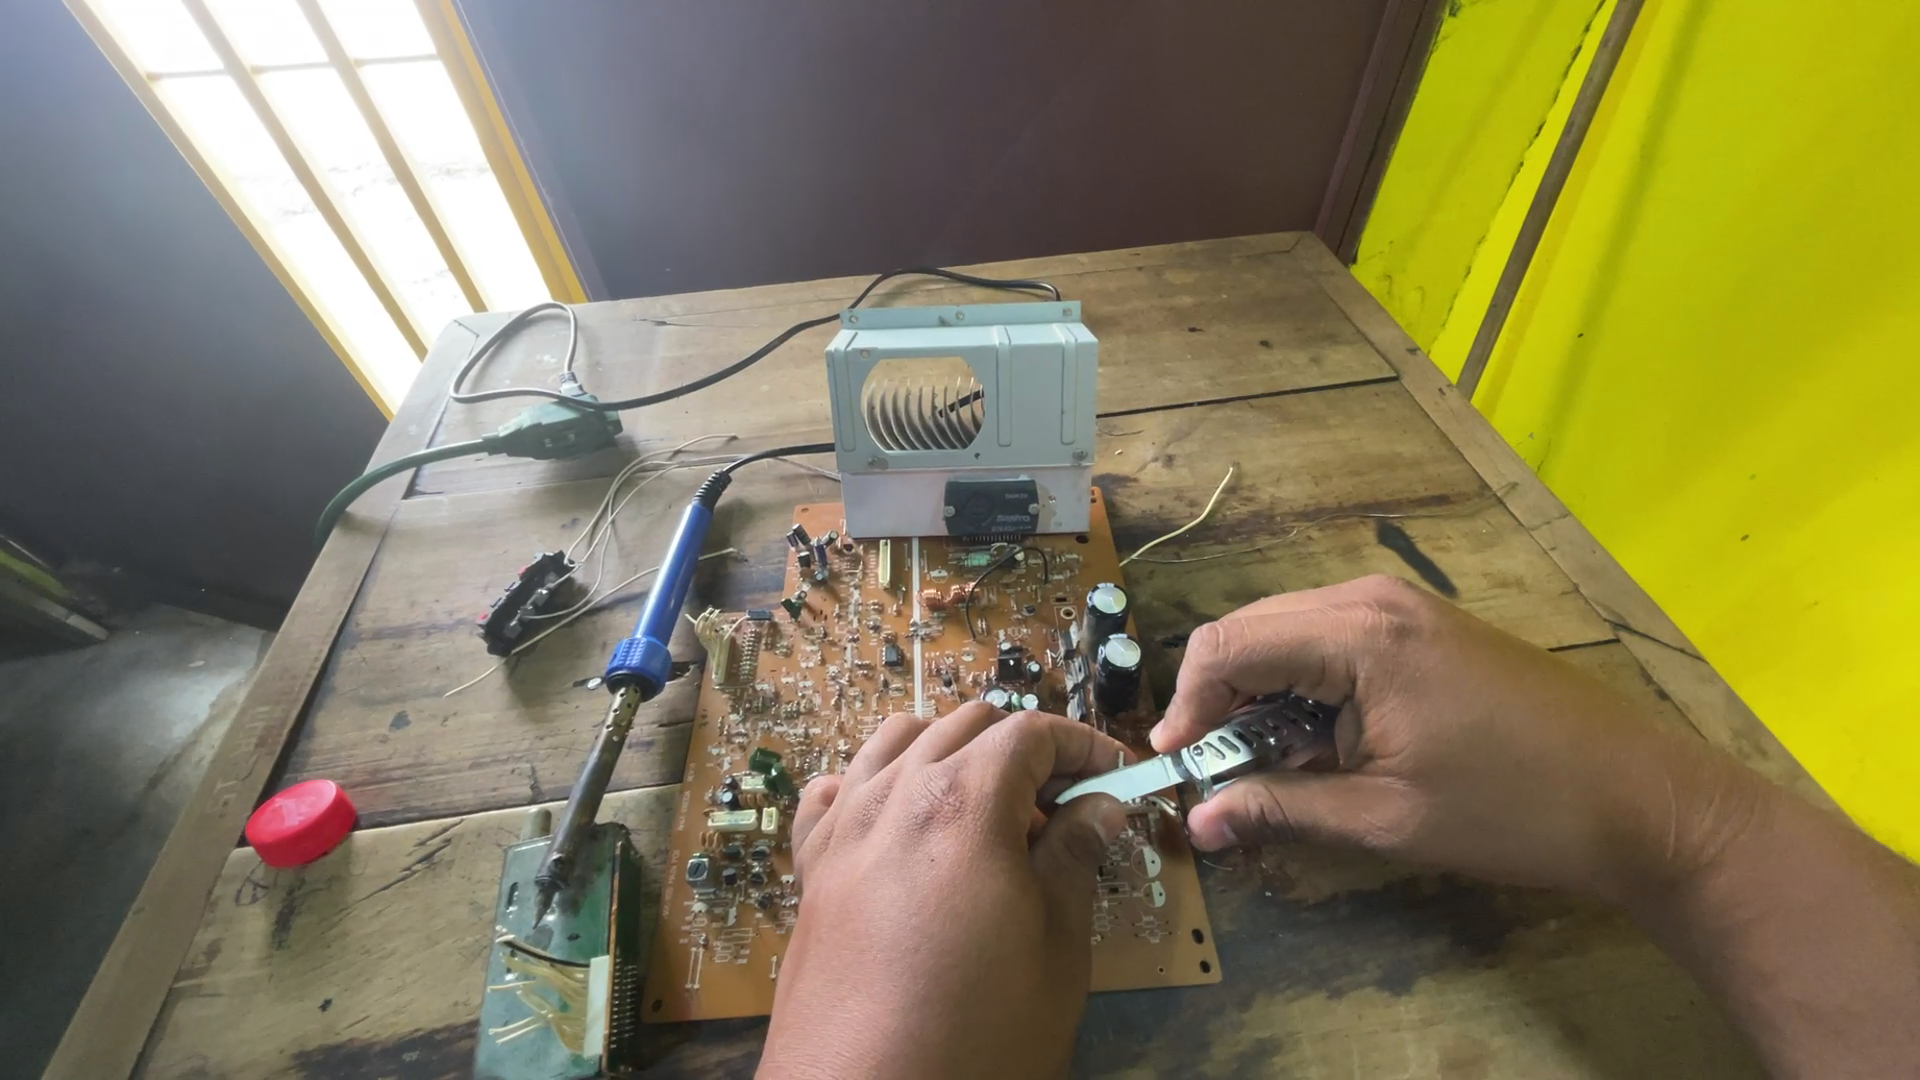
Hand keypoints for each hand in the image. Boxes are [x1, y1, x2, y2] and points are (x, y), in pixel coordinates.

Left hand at [759, 705, 1131, 1079]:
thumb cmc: (976, 1034)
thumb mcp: (1055, 947)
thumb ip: (1075, 856)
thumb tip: (1101, 804)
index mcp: (961, 800)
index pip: (1029, 732)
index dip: (1081, 744)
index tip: (1113, 773)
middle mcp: (896, 792)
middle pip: (966, 723)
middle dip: (1023, 747)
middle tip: (1059, 803)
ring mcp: (844, 823)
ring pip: (899, 738)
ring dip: (951, 750)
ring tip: (983, 805)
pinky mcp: (813, 864)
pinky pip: (834, 790)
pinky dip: (872, 783)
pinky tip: (896, 821)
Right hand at [1150, 575, 1762, 902]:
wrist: (1652, 802)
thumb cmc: (1515, 810)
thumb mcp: (1384, 817)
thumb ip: (1279, 808)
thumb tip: (1198, 825)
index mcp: (1358, 635)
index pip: (1229, 646)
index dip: (1187, 703)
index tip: (1174, 759)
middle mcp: (1366, 599)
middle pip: (1247, 629)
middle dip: (1216, 694)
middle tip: (1212, 762)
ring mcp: (1393, 603)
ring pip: (1280, 630)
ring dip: (1255, 689)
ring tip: (1264, 754)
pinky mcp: (1412, 620)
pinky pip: (1320, 636)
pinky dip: (1296, 680)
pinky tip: (1314, 731)